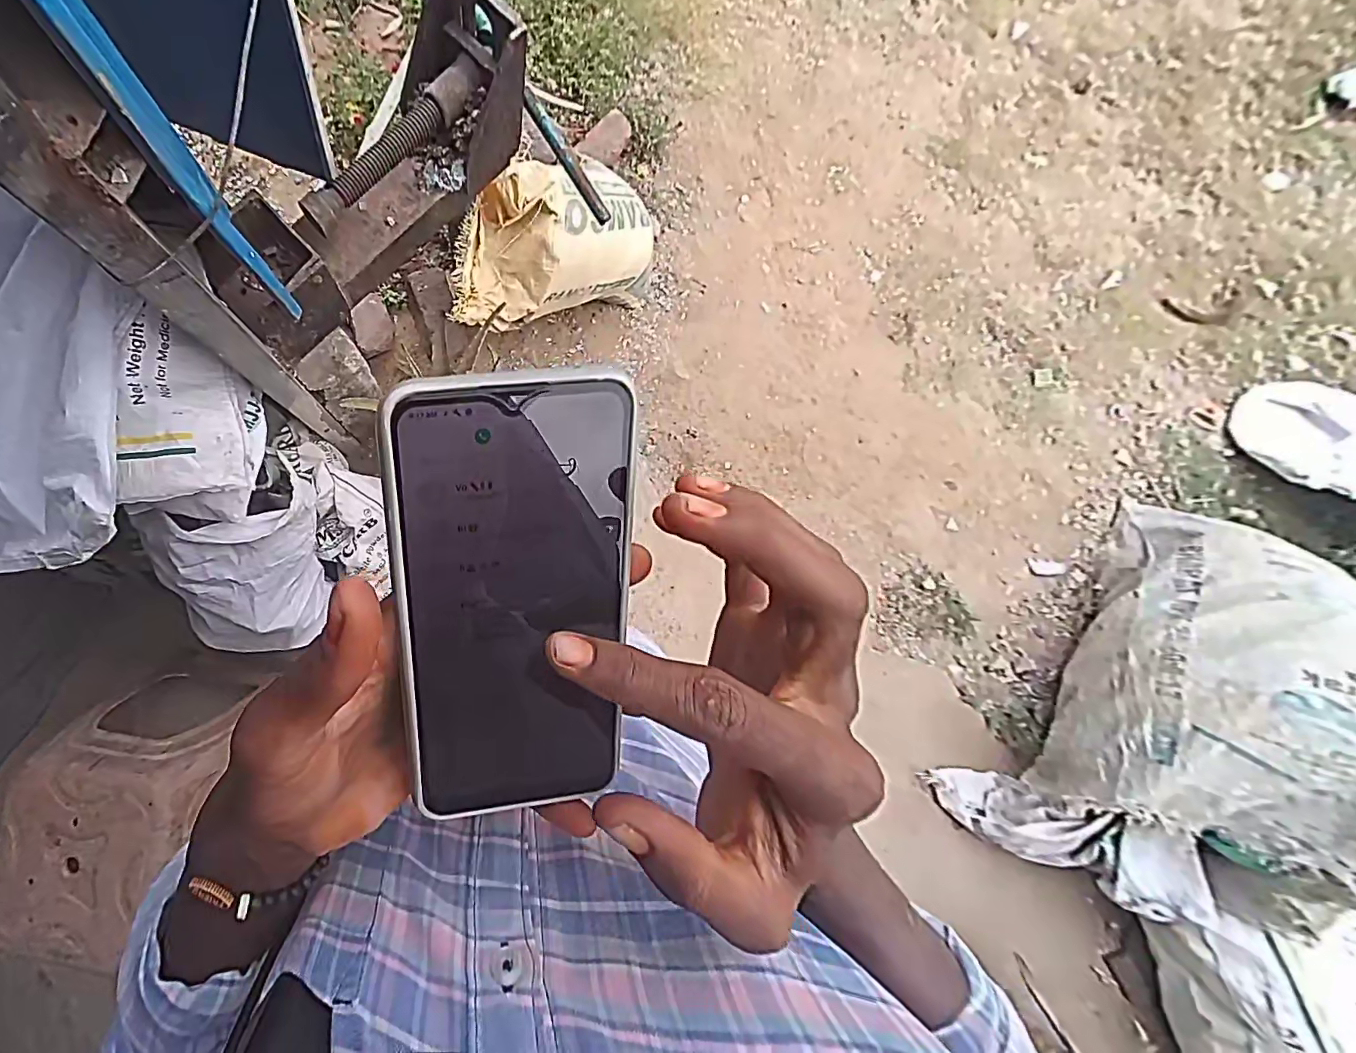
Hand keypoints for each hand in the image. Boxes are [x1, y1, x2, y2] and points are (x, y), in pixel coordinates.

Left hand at [188, 545, 660, 885]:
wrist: (283, 823)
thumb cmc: (275, 755)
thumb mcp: (292, 710)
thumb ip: (329, 659)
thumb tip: (352, 592)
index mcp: (391, 629)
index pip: (454, 577)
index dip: (507, 551)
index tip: (569, 529)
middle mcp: (426, 656)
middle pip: (502, 624)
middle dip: (561, 606)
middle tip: (626, 588)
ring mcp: (446, 704)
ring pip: (517, 683)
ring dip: (566, 685)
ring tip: (627, 688)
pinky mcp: (457, 751)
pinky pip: (508, 754)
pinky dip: (540, 774)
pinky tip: (574, 795)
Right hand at [545, 477, 883, 952]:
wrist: (803, 834)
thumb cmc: (767, 859)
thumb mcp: (736, 903)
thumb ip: (678, 868)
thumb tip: (610, 808)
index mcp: (821, 777)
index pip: (727, 710)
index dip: (640, 679)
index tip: (565, 653)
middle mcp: (831, 704)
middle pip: (831, 605)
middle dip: (758, 546)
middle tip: (677, 512)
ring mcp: (813, 661)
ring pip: (814, 571)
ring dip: (753, 518)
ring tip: (683, 492)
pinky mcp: (788, 636)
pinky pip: (780, 568)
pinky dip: (746, 524)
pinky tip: (697, 496)